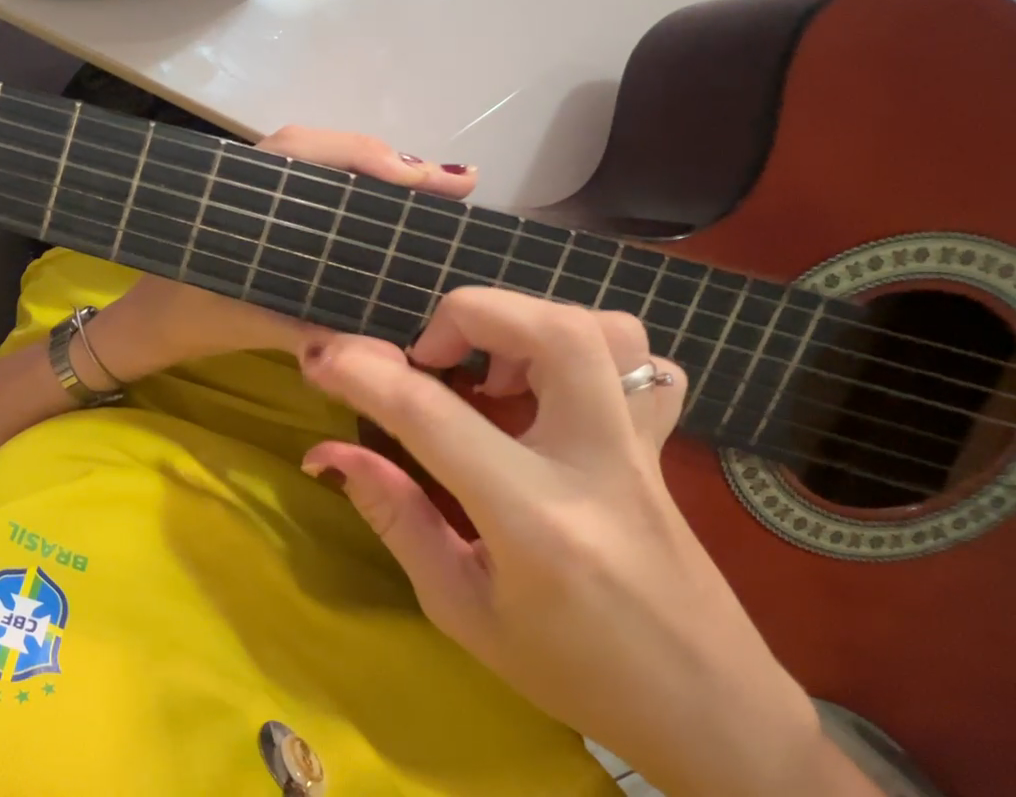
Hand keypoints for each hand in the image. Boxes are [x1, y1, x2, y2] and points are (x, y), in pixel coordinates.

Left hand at [85, 128, 477, 378]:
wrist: (140, 327)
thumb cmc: (181, 319)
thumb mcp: (245, 325)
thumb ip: (308, 332)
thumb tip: (387, 353)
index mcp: (230, 195)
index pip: (301, 152)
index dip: (363, 156)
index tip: (420, 176)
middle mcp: (242, 178)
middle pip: (320, 149)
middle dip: (386, 162)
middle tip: (453, 185)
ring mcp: (251, 189)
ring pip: (319, 164)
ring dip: (374, 173)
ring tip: (436, 190)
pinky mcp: (259, 207)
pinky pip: (311, 187)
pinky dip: (352, 191)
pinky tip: (390, 207)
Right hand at [299, 288, 878, 795]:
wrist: (709, 712)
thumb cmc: (571, 673)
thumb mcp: (461, 609)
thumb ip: (395, 517)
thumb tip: (328, 453)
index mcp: (535, 519)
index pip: (434, 416)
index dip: (364, 374)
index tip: (318, 358)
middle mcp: (596, 465)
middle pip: (550, 331)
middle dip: (466, 315)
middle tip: (427, 357)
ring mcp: (640, 449)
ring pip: (604, 330)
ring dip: (526, 323)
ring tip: (486, 370)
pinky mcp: (660, 447)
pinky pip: (642, 363)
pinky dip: (582, 348)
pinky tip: (542, 388)